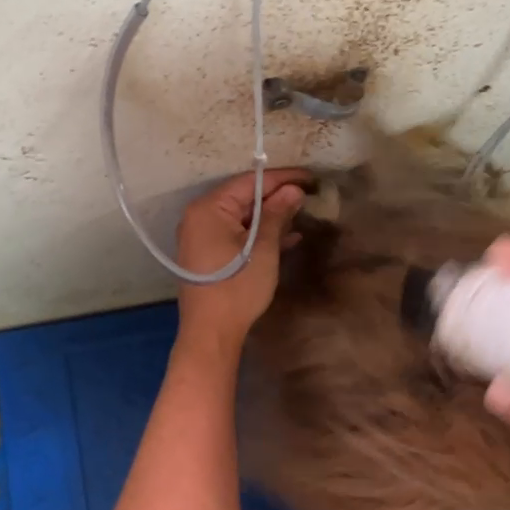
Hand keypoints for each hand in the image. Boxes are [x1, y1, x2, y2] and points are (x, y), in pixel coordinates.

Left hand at [174, 168, 310, 354]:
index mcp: (208, 208)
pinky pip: (235, 234)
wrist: (211, 332)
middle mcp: (199, 217)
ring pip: (241, 217)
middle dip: (276, 196)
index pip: (248, 182)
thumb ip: (277, 215)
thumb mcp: (263, 248)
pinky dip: (258, 234)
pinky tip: (286, 237)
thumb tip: (293, 190)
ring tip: (301, 214)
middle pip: (243, 198)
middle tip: (309, 194)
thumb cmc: (237, 287)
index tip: (310, 177)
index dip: (281, 178)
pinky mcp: (207, 254)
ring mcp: (201, 236)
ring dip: (270, 216)